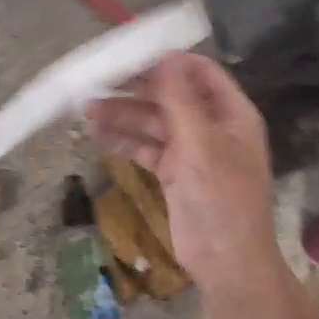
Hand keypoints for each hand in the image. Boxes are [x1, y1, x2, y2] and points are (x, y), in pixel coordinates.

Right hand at [86, 53, 276, 286]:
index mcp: (231, 113)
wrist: (227, 262)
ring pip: (154, 122)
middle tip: (98, 82)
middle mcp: (212, 126)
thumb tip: (166, 57)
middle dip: (136, 89)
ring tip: (87, 111)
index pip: (200, 72)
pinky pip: (147, 147)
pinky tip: (99, 134)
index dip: (168, 62)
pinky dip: (125, 140)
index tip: (130, 56)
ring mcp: (192, 150)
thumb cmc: (221, 199)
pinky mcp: (174, 173)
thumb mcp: (200, 144)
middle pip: (171, 96)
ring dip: (124, 115)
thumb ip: (181, 100)